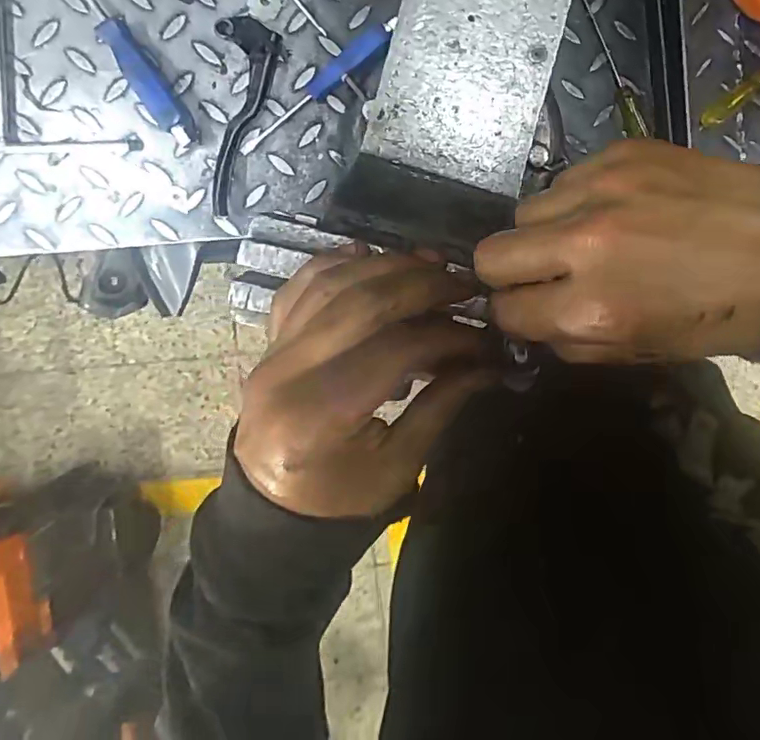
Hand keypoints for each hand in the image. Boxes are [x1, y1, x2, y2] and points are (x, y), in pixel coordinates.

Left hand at [235, 247, 496, 518]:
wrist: (272, 506)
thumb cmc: (338, 498)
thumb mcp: (397, 466)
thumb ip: (441, 405)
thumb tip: (489, 362)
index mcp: (320, 415)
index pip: (394, 350)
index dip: (446, 336)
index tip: (484, 337)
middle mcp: (288, 371)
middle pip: (361, 303)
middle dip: (421, 285)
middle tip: (464, 285)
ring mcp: (272, 350)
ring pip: (330, 283)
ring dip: (385, 264)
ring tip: (429, 263)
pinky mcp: (269, 339)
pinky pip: (301, 285)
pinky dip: (336, 262)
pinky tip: (368, 252)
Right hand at [473, 139, 759, 363]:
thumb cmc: (727, 313)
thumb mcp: (649, 350)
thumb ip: (576, 342)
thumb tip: (535, 322)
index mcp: (592, 307)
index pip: (505, 311)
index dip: (515, 316)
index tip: (532, 309)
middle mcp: (582, 242)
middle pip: (490, 253)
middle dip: (507, 272)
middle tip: (543, 274)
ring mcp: (598, 188)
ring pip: (524, 211)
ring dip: (544, 231)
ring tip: (586, 236)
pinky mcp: (617, 153)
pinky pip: (563, 180)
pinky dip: (576, 201)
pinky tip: (616, 208)